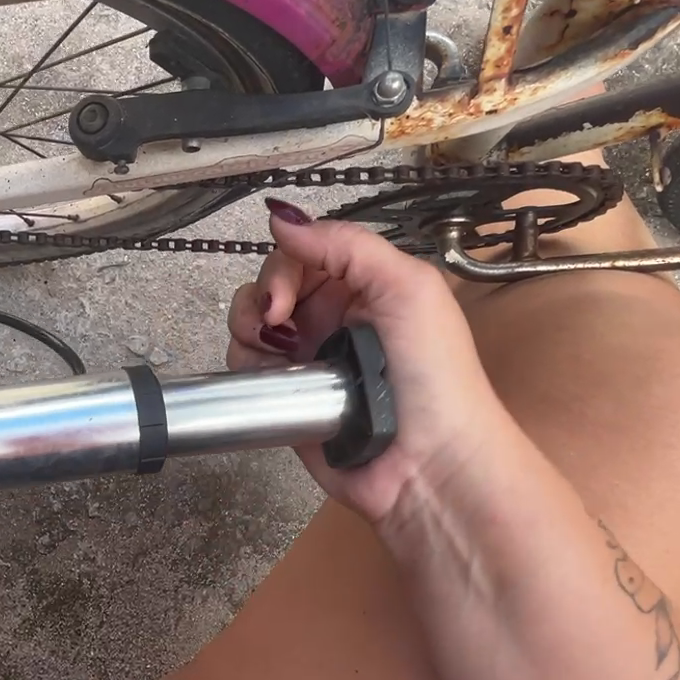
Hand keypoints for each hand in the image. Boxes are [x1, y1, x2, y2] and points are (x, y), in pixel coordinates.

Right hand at [226, 200, 519, 529]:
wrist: (426, 463)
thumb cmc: (433, 377)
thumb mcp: (407, 289)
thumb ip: (346, 246)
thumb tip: (280, 216)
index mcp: (364, 285)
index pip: (303, 253)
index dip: (283, 268)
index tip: (283, 300)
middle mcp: (331, 316)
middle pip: (269, 285)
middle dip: (260, 300)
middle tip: (277, 329)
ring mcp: (306, 356)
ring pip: (249, 324)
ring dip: (248, 332)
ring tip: (276, 358)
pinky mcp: (286, 394)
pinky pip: (247, 366)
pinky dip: (246, 365)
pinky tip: (268, 378)